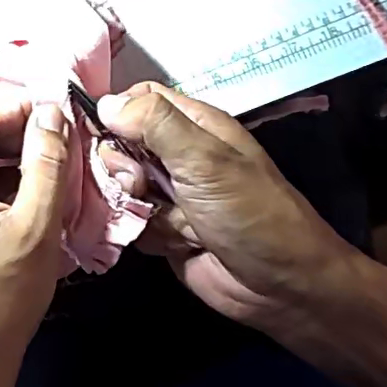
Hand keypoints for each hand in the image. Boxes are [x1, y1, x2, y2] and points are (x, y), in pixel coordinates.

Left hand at [0, 90, 72, 386]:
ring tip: (66, 158)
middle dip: (28, 131)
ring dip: (26, 154)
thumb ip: (46, 163)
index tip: (68, 107)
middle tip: (72, 136)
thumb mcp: (34, 227)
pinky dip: (18, 178)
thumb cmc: (4, 298)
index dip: (25, 106)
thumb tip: (53, 109)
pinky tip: (47, 185)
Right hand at [95, 82, 359, 328]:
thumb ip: (156, 125)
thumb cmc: (250, 213)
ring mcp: (171, 194)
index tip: (105, 135)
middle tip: (142, 185)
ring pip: (122, 188)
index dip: (116, 113)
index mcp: (194, 125)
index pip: (140, 101)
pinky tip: (179, 244)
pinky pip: (132, 222)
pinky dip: (148, 234)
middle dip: (123, 169)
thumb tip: (106, 103)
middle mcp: (179, 155)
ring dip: (140, 207)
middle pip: (122, 146)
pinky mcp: (165, 230)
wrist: (281, 285)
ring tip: (175, 223)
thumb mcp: (205, 159)